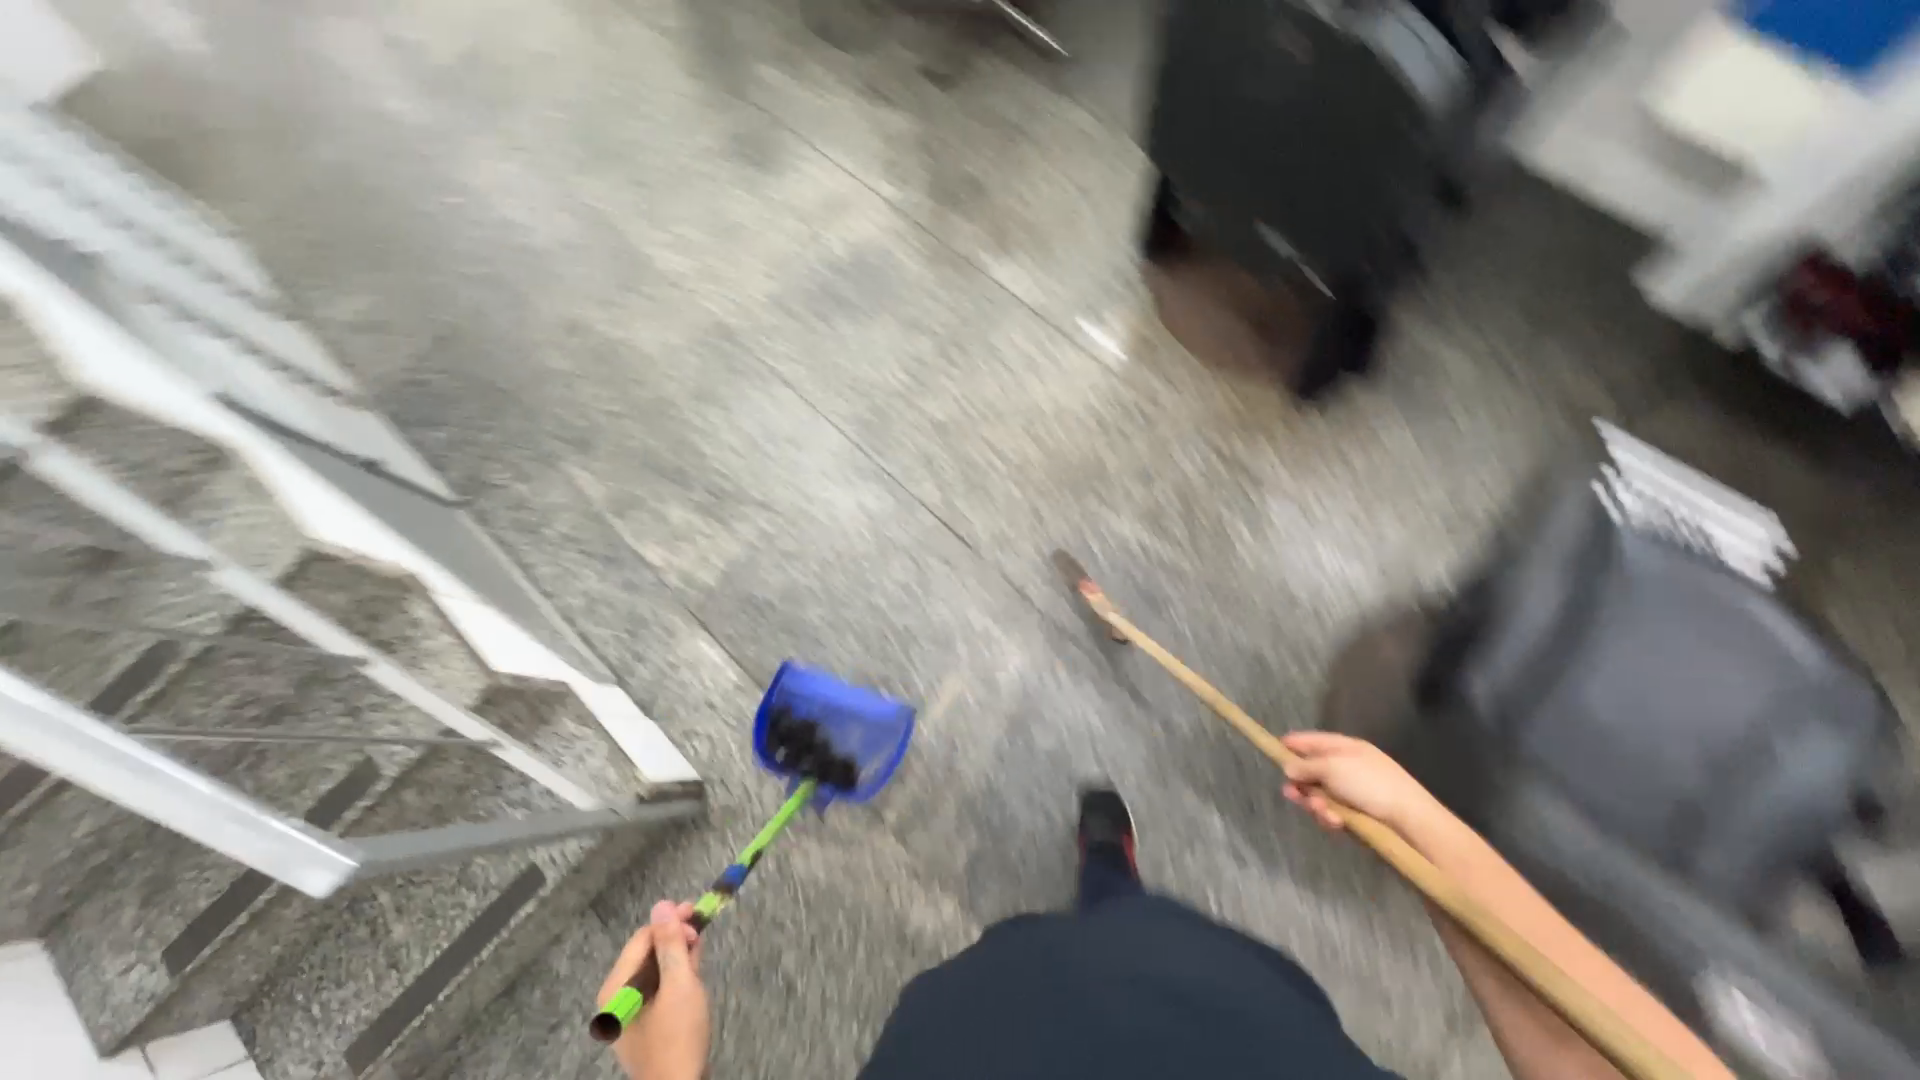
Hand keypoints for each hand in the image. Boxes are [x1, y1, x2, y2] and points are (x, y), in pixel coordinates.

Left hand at [598, 900, 710, 1079]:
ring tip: (700, 942)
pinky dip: (675, 975)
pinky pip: (658, 988)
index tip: (698, 914)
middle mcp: (617, 998)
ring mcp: (630, 1012)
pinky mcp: (645, 1023)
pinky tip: (693, 965)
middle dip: (673, 936)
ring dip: (676, 953)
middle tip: (702, 925)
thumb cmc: (678, 1036)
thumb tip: (662, 904)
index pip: (642, 939)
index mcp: (617, 988)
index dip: (669, 923)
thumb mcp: (680, 985)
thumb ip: (671, 944)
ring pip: (653, 970)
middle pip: (645, 954)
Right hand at [1279, 731, 1445, 835]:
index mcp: (1344, 748)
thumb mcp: (1332, 767)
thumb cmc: (1370, 784)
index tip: (1271, 752)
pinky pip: (1332, 812)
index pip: (1310, 741)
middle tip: (1291, 794)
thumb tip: (1287, 766)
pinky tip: (1336, 822)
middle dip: (1300, 784)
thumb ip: (1305, 765)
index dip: (1290, 745)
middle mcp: (1346, 767)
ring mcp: (1352, 792)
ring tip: (1321, 810)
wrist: (1409, 820)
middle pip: (1310, 772)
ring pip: (1318, 795)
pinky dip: (1330, 817)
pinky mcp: (1356, 815)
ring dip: (1315, 804)